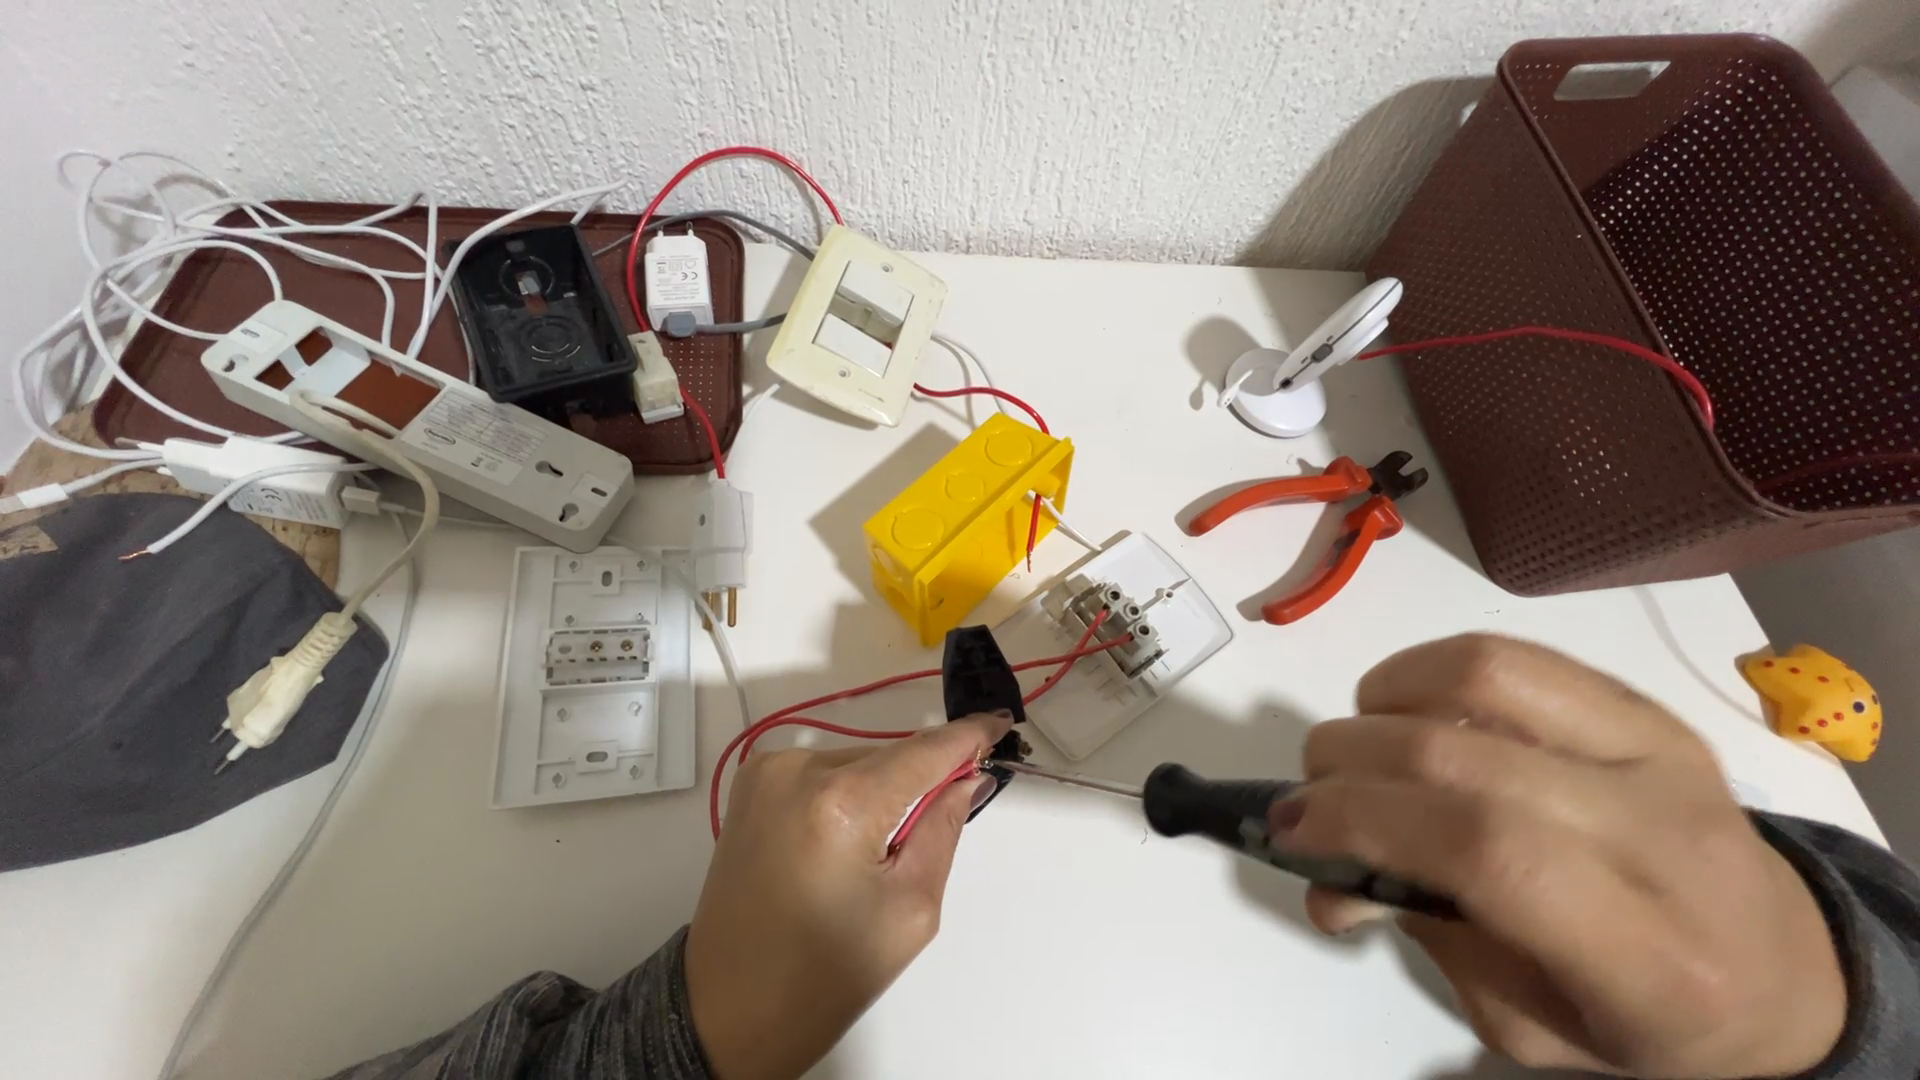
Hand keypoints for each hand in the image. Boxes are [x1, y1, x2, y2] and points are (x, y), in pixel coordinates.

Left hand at [684, 713, 1009, 1079]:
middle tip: (943, 815)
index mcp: (843, 804)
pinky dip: (849, 789)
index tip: (1001, 721)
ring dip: (885, 785)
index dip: (970, 735)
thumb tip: (967, 775)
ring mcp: (769, 770)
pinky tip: (847, 835)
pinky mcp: (752, 781)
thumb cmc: (825, 975)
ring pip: (858, 759)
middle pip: (891, 755)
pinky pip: (824, 768)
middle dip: (925, 776)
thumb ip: (943, 827)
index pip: (926, 751)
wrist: (725, 1008)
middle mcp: (800, 768)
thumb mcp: (910, 911)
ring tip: (879, 847)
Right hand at [1272, 634, 1845, 1078]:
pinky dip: (1420, 670)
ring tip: (1361, 748)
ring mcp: (1657, 753)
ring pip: (1480, 678)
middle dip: (1344, 764)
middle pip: (1458, 757)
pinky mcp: (1639, 706)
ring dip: (1380, 706)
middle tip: (1310, 797)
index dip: (1364, 821)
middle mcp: (1663, 836)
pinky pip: (1505, 654)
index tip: (1292, 829)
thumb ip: (1416, 935)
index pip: (1485, 850)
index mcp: (1647, 951)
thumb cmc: (1636, 1015)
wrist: (1779, 972)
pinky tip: (1399, 710)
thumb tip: (1319, 880)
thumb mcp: (1518, 1018)